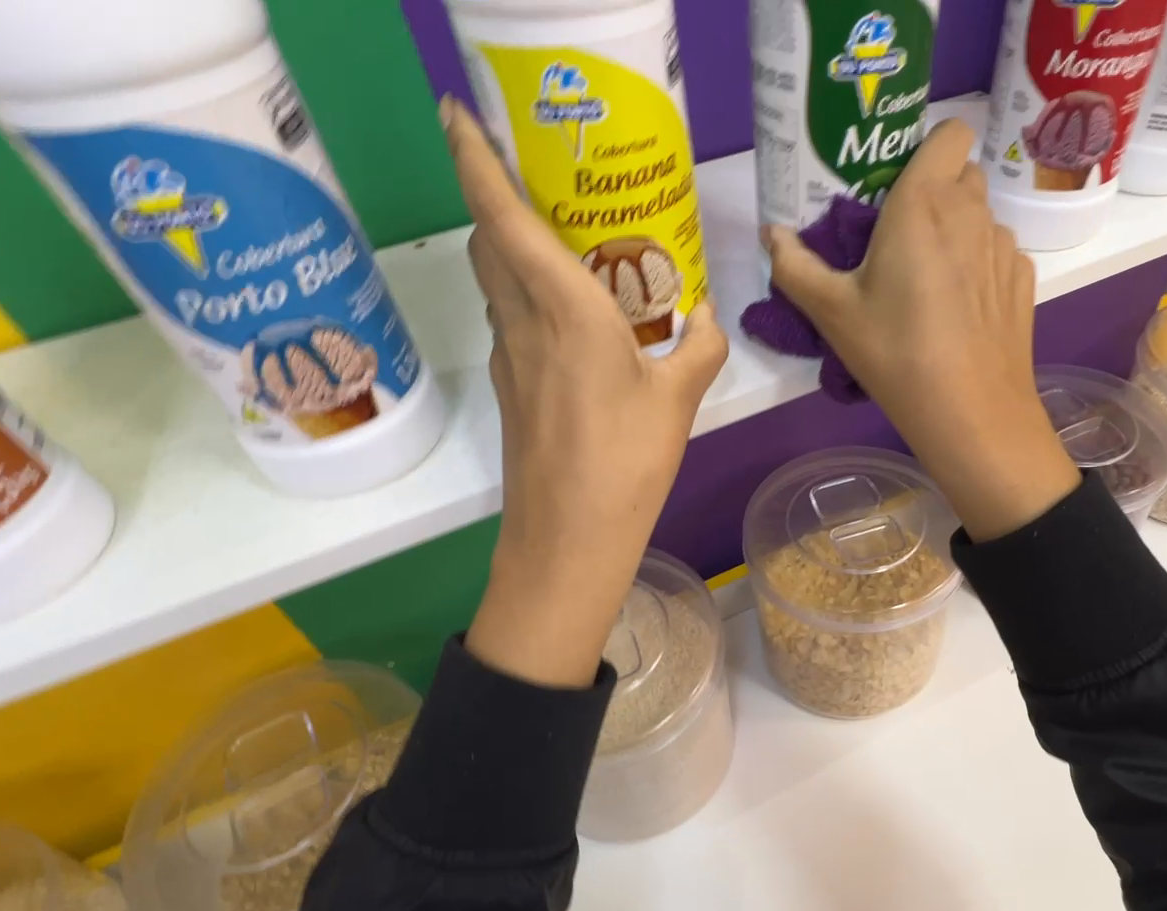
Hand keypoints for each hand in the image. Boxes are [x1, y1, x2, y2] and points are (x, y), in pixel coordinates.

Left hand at [442, 98, 728, 686]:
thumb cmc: (624, 467)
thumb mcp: (677, 403)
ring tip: (556, 230)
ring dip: (509, 243)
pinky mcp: (510, 389)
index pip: (505, 217)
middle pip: (490, 240)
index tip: (457, 111)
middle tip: (531, 166)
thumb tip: (709, 319)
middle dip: (493, 191)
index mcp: (564, 312)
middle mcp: (523, 323)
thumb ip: (698, 351)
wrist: (567, 543)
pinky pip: (511, 318)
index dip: (474, 158)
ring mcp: (509, 358)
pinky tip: (567, 310)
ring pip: (496, 279)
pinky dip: (526, 293)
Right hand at [764, 119, 1078, 540]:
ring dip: (957, 231)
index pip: (949, 131)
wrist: (972, 413)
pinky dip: (978, 266)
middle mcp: (972, 211)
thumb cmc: (896, 354)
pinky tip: (959, 310)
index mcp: (924, 203)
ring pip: (980, 216)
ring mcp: (1005, 246)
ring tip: (929, 282)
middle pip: (962, 174)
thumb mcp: (832, 314)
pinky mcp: (1023, 281)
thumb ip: (795, 267)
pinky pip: (997, 254)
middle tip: (900, 236)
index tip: (898, 182)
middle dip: (934, 192)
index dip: (927, 147)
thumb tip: (771, 234)